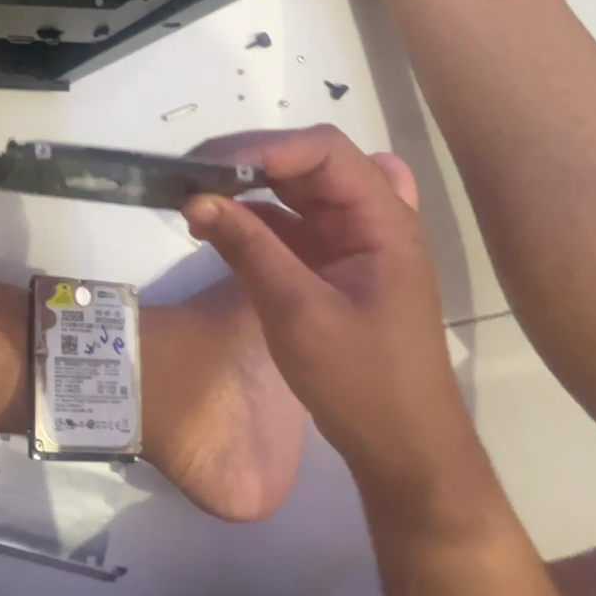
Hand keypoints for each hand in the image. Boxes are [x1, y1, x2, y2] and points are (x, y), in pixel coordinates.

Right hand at [183, 126, 468, 493]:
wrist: (403, 448)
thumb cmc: (362, 380)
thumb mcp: (296, 310)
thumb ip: (248, 248)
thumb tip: (195, 198)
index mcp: (383, 222)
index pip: (324, 152)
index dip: (265, 148)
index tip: (208, 169)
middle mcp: (372, 221)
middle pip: (308, 164)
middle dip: (247, 163)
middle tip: (191, 179)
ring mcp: (352, 243)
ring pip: (297, 192)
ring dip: (246, 191)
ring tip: (196, 201)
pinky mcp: (332, 265)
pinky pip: (290, 224)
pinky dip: (252, 220)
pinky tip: (215, 228)